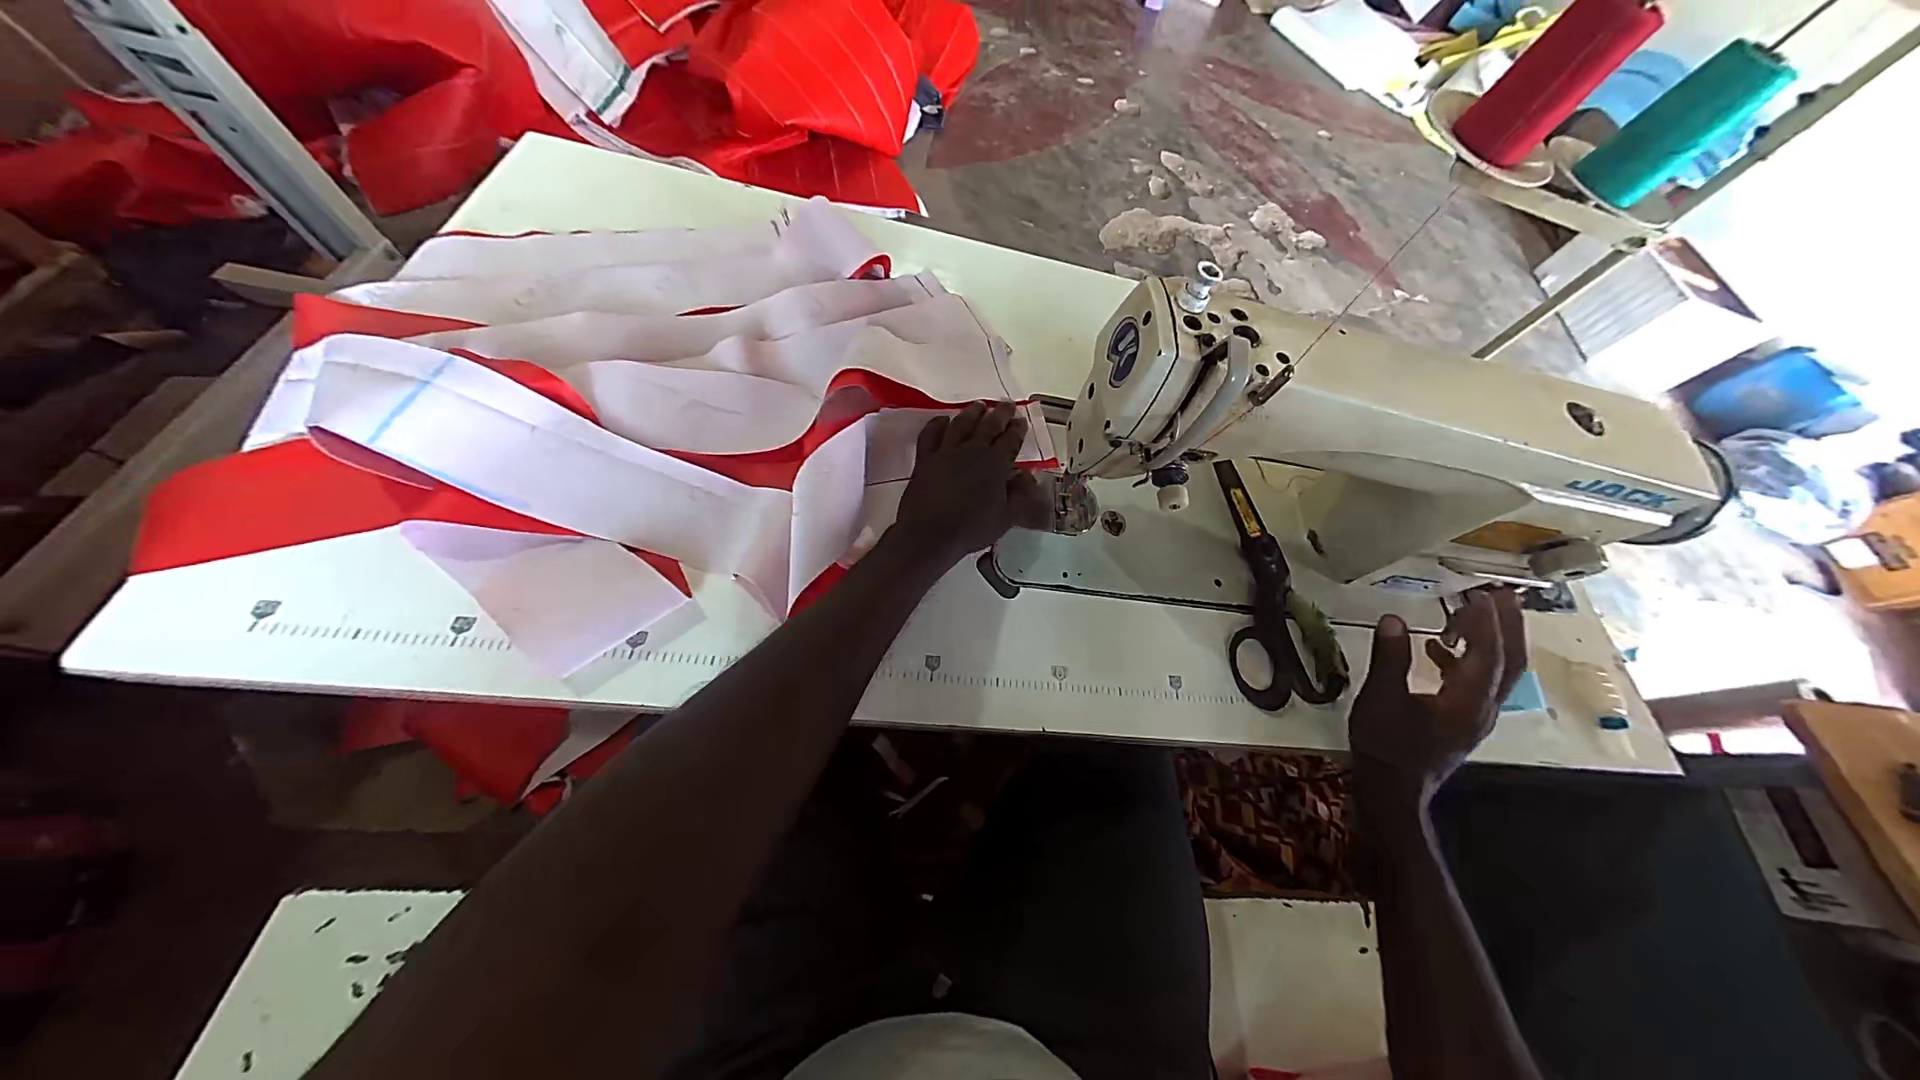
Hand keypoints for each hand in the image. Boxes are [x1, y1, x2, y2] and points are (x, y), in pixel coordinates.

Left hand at [891, 401, 1047, 569]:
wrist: (929, 535)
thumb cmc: (971, 529)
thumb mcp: (1005, 517)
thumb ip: (1019, 495)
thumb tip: (1028, 476)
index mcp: (995, 464)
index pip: (1010, 440)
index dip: (1017, 429)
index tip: (1021, 420)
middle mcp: (972, 451)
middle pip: (988, 426)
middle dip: (1000, 413)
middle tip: (1006, 404)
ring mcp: (946, 452)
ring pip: (961, 424)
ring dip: (972, 413)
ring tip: (979, 405)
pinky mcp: (925, 458)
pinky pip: (931, 434)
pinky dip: (937, 424)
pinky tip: (942, 420)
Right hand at [1349, 588, 1525, 813]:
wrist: (1392, 789)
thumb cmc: (1386, 745)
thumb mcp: (1381, 699)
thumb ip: (1390, 658)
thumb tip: (1393, 619)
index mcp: (1467, 701)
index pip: (1488, 654)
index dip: (1486, 622)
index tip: (1479, 594)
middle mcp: (1482, 707)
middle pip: (1510, 661)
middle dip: (1508, 626)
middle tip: (1501, 594)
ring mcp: (1475, 716)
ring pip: (1498, 671)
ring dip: (1492, 639)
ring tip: (1475, 612)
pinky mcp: (1461, 720)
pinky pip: (1477, 681)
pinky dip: (1468, 657)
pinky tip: (1438, 646)